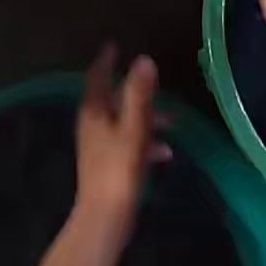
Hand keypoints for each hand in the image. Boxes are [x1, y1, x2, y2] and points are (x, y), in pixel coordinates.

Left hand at [74, 45, 167, 235]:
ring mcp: (98, 145)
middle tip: (152, 81)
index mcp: (94, 111)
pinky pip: (128, 141)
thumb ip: (139, 94)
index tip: (113, 46)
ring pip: (122, 120)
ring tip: (172, 121)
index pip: (97, 76)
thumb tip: (144, 59)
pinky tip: (166, 152)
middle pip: (111, 97)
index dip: (105, 60)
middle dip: (133, 89)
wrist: (105, 219)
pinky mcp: (107, 164)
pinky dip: (145, 139)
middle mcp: (93, 124)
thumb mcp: (134, 128)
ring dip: (146, 116)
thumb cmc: (118, 169)